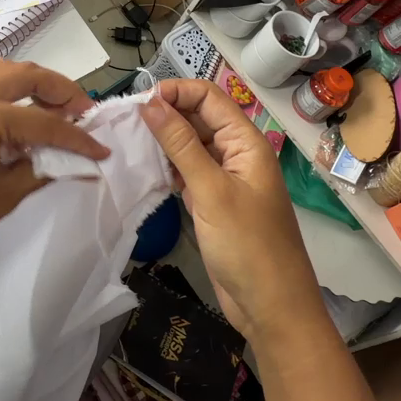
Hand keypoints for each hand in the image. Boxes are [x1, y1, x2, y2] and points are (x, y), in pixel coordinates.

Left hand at [0, 59, 106, 279]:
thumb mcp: (0, 198)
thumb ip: (41, 171)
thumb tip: (75, 163)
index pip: (45, 120)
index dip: (78, 138)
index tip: (102, 150)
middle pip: (25, 75)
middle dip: (59, 90)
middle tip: (83, 112)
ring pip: (1, 72)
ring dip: (31, 84)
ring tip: (56, 110)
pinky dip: (6, 92)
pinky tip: (19, 117)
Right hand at [140, 79, 323, 342]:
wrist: (272, 309)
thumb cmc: (248, 245)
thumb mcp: (211, 190)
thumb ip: (180, 144)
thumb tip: (150, 102)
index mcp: (245, 142)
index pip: (208, 97)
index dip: (176, 91)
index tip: (140, 103)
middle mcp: (236, 153)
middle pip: (198, 117)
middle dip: (166, 114)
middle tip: (128, 124)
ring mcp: (225, 179)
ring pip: (190, 144)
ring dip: (164, 141)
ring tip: (130, 143)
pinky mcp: (213, 202)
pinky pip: (188, 171)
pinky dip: (168, 167)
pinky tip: (145, 169)